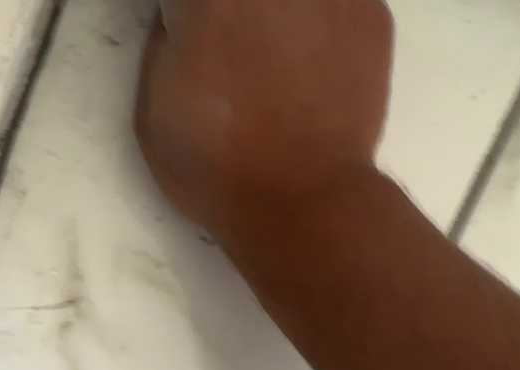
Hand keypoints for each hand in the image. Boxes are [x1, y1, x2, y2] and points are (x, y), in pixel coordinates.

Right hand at [135, 0, 394, 233]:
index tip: (182, 33)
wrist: (296, 199)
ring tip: (266, 62)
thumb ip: (164, 43)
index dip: (182, 16)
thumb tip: (182, 18)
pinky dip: (315, 22)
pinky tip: (303, 69)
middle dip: (228, 14)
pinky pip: (331, 1)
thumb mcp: (151, 113)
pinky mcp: (368, 8)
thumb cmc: (216, 168)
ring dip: (273, 17)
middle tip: (226, 51)